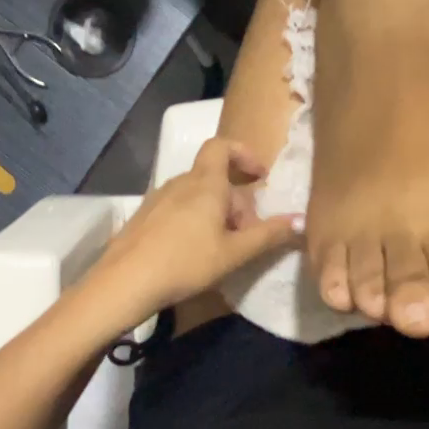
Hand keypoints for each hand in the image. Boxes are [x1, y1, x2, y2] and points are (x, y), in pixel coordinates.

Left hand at [86, 138, 301, 318]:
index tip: (259, 177)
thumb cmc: (186, 263)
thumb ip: (268, 236)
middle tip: (246, 234)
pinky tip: (192, 255)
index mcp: (205, 183)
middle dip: (234, 200)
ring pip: (194, 196)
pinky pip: (175, 210)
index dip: (243, 154)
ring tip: (221, 247)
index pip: (222, 146)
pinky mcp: (142, 218)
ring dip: (213, 213)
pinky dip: (192, 222)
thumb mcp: (234, 253)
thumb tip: (302, 220)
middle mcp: (179, 182)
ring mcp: (157, 199)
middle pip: (212, 178)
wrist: (126, 281)